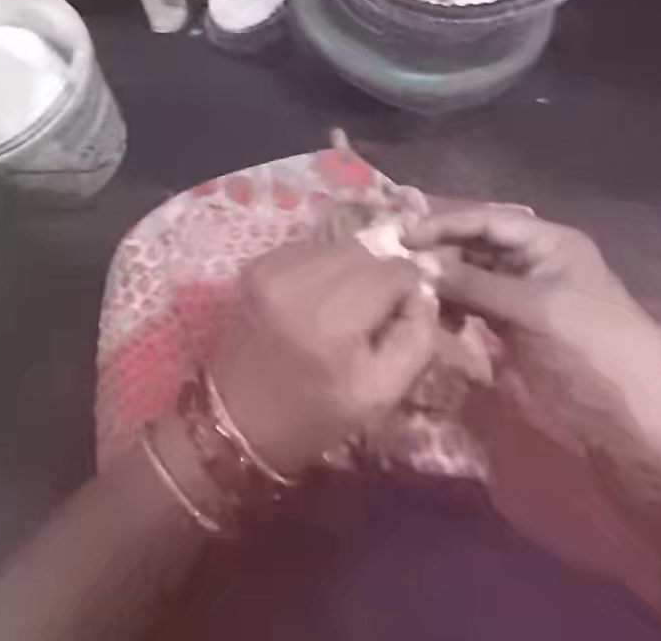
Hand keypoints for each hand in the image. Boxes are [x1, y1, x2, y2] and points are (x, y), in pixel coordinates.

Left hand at [210, 242, 440, 474]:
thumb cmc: (314, 414)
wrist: (238, 415)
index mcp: (329, 317)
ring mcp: (268, 267)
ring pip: (333, 246)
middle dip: (378, 277)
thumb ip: (414, 338)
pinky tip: (314, 299)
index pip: (393, 270)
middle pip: (362, 251)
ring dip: (348, 270)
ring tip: (341, 307)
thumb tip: (422, 293)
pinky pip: (304, 250)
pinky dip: (319, 268)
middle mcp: (295, 280)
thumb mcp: (381, 394)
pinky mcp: (253, 265)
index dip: (408, 290)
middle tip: (372, 312)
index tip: (401, 315)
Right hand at [404, 207, 660, 485]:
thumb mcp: (532, 309)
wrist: (637, 425)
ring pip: (465, 273)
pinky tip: (437, 317)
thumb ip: (471, 282)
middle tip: (401, 268)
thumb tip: (415, 265)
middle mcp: (531, 260)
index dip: (443, 225)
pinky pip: (469, 302)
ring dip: (440, 281)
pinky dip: (450, 306)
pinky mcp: (510, 323)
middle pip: (471, 243)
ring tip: (416, 295)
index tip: (403, 239)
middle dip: (438, 254)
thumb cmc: (593, 351)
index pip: (484, 220)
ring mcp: (519, 293)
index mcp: (548, 243)